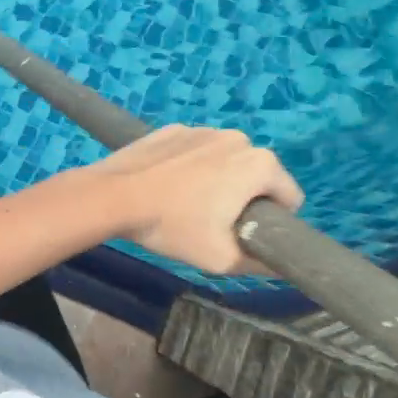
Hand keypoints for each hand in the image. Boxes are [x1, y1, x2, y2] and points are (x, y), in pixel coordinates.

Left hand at [85, 124, 304, 274]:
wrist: (109, 197)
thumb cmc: (170, 226)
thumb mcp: (222, 258)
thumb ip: (262, 264)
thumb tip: (283, 267)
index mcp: (261, 163)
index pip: (288, 197)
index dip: (271, 220)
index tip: (238, 232)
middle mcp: (237, 138)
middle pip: (256, 176)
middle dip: (241, 198)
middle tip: (207, 220)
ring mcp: (201, 129)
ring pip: (224, 162)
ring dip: (215, 179)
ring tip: (182, 202)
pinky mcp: (170, 130)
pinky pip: (193, 152)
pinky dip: (186, 166)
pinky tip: (163, 184)